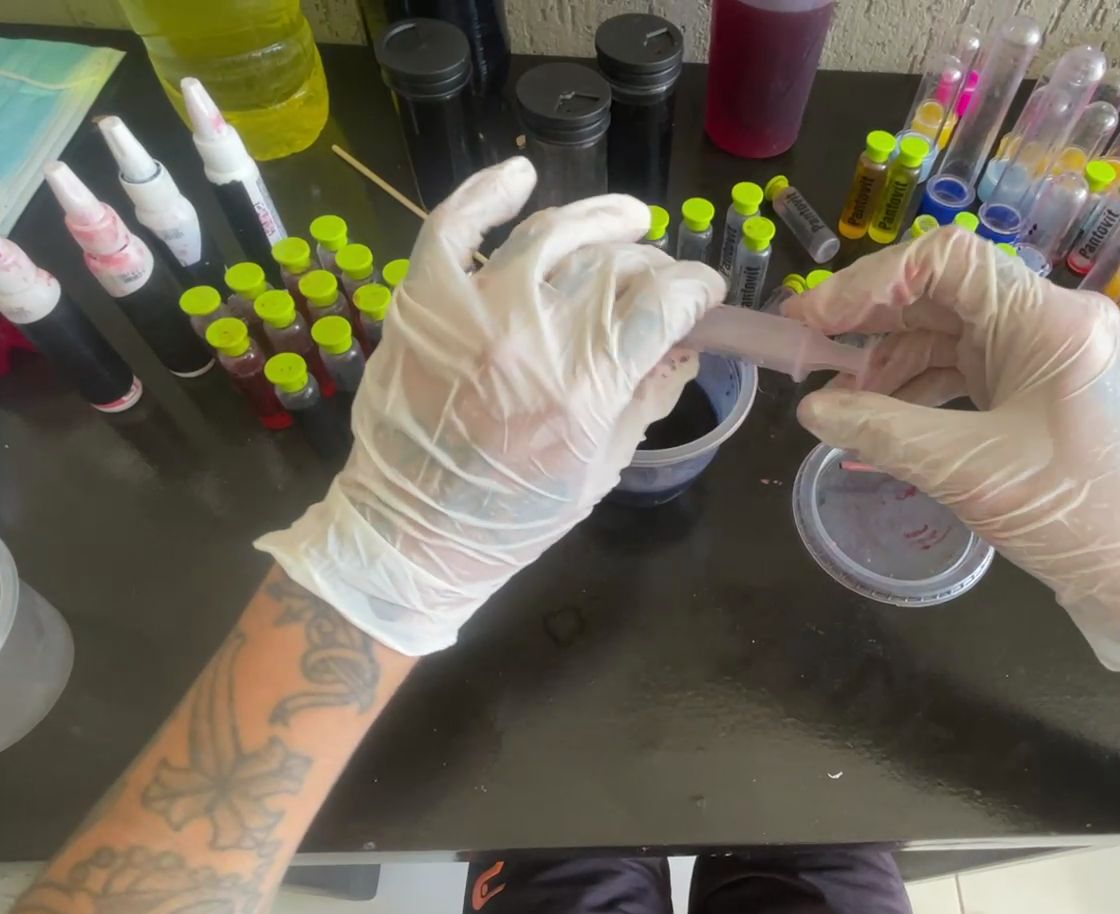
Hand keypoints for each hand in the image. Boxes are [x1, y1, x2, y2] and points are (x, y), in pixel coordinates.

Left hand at [258, 159, 723, 654]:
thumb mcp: (601, 469)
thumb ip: (645, 400)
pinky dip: (487, 192)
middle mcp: (535, 336)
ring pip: (551, 232)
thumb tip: (683, 349)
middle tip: (658, 280)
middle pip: (615, 265)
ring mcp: (473, 309)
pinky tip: (519, 177)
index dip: (697, 288)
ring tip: (627, 218)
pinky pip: (453, 224)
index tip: (705, 294)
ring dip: (600, 218)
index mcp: (587, 387)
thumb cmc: (517, 517)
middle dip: (653, 265)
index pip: (663, 303)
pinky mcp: (423, 300)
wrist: (414, 531)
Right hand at [785, 228, 1119, 676]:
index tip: (811, 319)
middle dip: (869, 318)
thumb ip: (882, 432)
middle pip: (941, 292)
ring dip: (887, 360)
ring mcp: (1042, 352)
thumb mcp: (968, 471)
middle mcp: (1048, 320)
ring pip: (946, 331)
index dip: (868, 283)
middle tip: (806, 347)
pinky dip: (915, 385)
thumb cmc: (1073, 513)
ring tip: (839, 401)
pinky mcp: (1033, 383)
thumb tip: (809, 410)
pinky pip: (961, 366)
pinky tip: (881, 414)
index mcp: (1048, 322)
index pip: (946, 261)